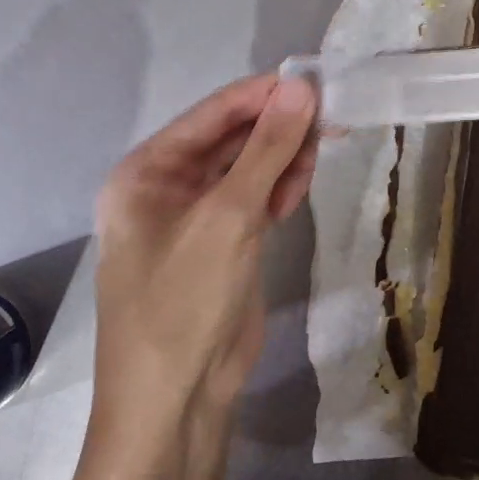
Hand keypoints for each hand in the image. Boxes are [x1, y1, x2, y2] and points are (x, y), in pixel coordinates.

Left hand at [75, 75, 318, 479]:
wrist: (176, 396)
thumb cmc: (184, 298)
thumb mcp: (228, 215)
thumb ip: (268, 148)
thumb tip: (304, 86)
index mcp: (147, 171)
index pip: (214, 112)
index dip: (265, 94)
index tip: (321, 83)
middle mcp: (168, 185)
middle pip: (236, 136)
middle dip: (280, 130)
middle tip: (332, 125)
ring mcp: (198, 213)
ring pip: (253, 164)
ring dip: (285, 160)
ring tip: (309, 171)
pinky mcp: (226, 238)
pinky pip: (260, 193)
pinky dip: (281, 188)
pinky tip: (295, 198)